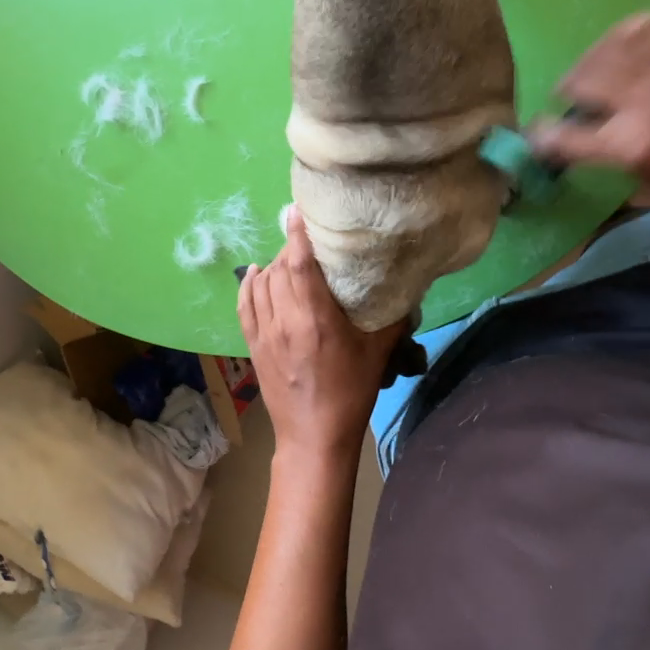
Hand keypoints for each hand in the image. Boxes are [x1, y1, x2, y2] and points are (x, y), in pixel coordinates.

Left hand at [238, 208, 405, 463]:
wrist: (313, 437)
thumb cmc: (351, 393)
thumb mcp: (378, 353)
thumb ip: (391, 316)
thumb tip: (405, 285)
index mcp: (316, 320)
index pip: (298, 264)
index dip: (296, 234)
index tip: (298, 211)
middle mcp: (285, 321)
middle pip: (277, 268)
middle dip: (288, 248)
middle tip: (307, 241)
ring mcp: (264, 333)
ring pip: (260, 283)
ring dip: (272, 265)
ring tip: (288, 259)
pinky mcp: (253, 346)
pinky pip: (244, 304)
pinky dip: (249, 284)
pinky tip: (256, 273)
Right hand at [529, 12, 649, 207]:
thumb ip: (617, 156)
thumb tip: (586, 140)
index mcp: (632, 145)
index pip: (565, 135)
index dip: (543, 135)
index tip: (538, 135)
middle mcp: (642, 103)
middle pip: (579, 80)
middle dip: (566, 91)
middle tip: (570, 100)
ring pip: (606, 49)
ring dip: (591, 60)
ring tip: (595, 70)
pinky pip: (647, 26)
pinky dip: (629, 33)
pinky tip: (628, 44)